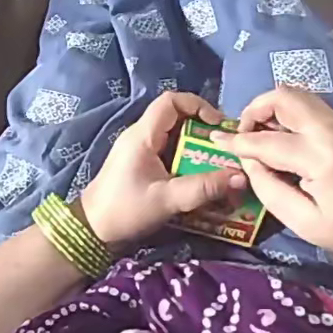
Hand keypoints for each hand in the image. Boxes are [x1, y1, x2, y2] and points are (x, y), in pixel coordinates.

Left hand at [80, 91, 247, 244]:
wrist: (92, 231)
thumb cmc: (125, 210)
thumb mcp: (167, 199)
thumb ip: (204, 188)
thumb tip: (240, 177)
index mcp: (143, 135)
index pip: (171, 101)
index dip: (198, 106)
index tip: (218, 125)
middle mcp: (140, 136)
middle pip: (176, 116)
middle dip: (203, 128)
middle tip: (224, 147)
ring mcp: (139, 149)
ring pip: (174, 135)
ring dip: (196, 145)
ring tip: (217, 161)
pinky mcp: (141, 164)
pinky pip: (168, 150)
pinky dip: (186, 157)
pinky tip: (200, 175)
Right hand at [213, 86, 332, 267]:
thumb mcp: (305, 223)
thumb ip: (269, 190)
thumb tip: (250, 164)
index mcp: (318, 157)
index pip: (265, 140)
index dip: (236, 142)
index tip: (214, 141)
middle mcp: (328, 130)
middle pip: (282, 96)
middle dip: (254, 109)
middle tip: (242, 135)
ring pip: (297, 94)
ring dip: (271, 107)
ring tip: (260, 135)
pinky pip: (309, 104)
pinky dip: (288, 110)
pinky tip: (281, 135)